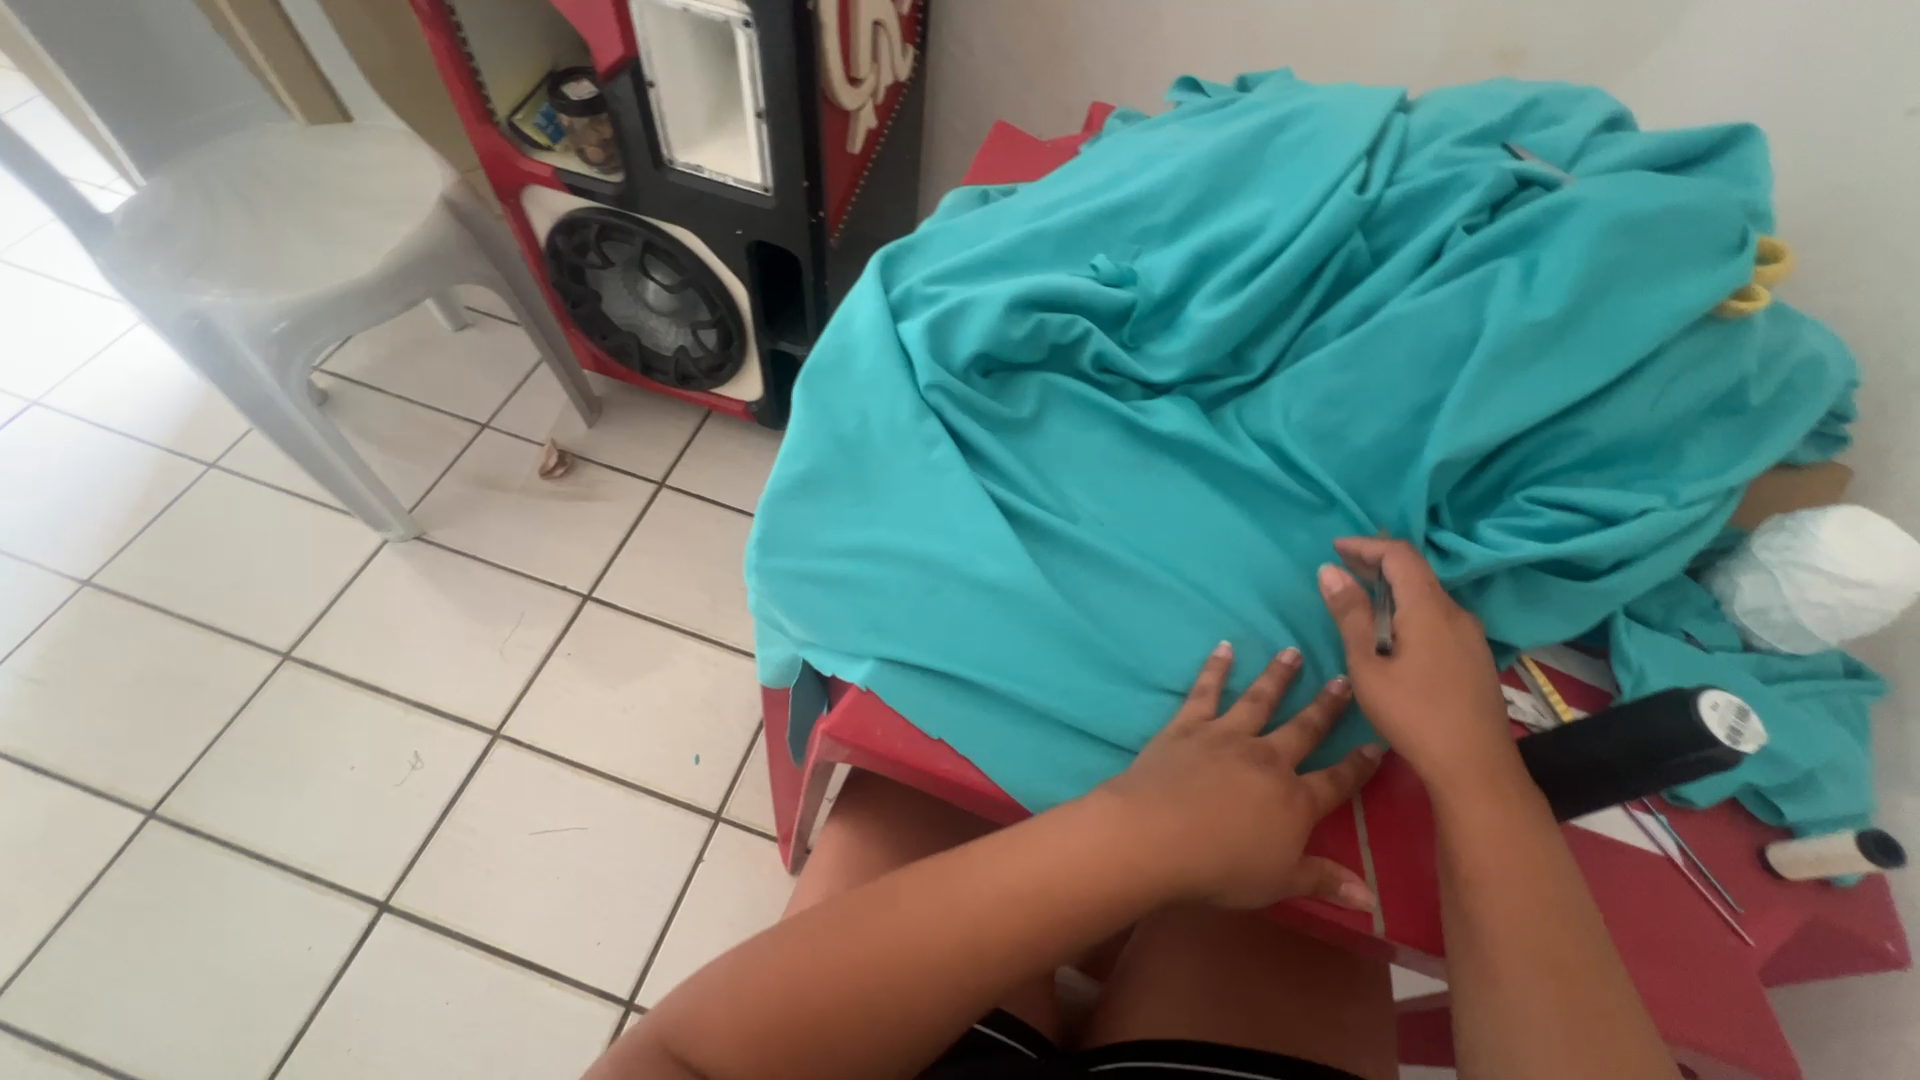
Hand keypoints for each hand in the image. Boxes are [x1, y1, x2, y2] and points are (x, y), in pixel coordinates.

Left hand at [1098, 643, 1382, 910]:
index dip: (1359, 766)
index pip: (1337, 781)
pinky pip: (1205, 691)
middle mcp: (1266, 759)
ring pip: (1258, 700)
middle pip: (1303, 729)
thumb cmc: (1219, 867)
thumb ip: (1323, 882)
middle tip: (1342, 679)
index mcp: (1294, 800)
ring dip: (1277, 676)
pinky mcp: (1187, 726)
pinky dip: (1215, 668)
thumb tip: (1371, 900)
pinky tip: (1223, 648)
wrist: (1155, 834)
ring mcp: (1225, 737)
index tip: (1379, 744)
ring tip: (1291, 652)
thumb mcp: (1278, 883)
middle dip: (1325, 707)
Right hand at [1318, 536, 1515, 793]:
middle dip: (1377, 564)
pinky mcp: (1474, 656)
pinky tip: (1391, 634)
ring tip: (1360, 601)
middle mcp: (1456, 613)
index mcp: (1429, 609)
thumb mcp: (1368, 666)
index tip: (1335, 550)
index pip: (1399, 555)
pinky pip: (1437, 617)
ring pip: (1428, 596)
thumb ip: (1350, 616)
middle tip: (1342, 570)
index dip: (1366, 546)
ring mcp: (1470, 636)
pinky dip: (1409, 610)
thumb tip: (1330, 571)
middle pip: (1416, 572)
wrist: (1475, 767)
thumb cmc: (1412, 714)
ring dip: (1393, 589)